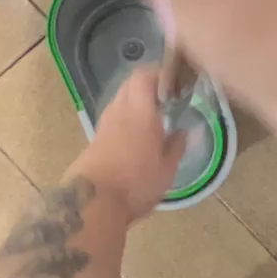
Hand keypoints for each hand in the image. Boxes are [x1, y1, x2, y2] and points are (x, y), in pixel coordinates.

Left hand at [71, 68, 184, 219]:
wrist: (93, 203)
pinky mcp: (95, 139)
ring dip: (136, 101)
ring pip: (120, 100)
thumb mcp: (167, 169)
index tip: (176, 82)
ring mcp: (104, 124)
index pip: (145, 77)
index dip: (160, 73)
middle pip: (130, 84)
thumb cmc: (136, 184)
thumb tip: (183, 131)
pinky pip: (114, 117)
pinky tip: (137, 136)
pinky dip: (126, 117)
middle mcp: (120, 111)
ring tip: (154, 118)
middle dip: (148, 85)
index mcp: (141, 112)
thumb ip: (176, 146)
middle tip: (167, 98)